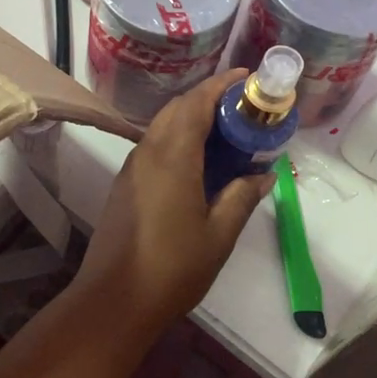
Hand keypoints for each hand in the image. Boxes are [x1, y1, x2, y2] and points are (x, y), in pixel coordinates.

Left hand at [75, 69, 274, 333]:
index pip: (195, 103)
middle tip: (243, 108)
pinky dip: (178, 140)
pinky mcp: (124, 186)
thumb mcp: (218, 235)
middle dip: (209, 99)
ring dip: (192, 120)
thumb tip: (262, 174)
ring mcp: (131, 169)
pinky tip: (199, 162)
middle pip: (177, 109)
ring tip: (226, 133)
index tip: (247, 77)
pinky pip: (153, 147)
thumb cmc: (172, 268)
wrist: (114, 300)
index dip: (221, 85)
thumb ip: (241, 197)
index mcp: (172, 157)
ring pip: (162, 127)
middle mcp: (147, 153)